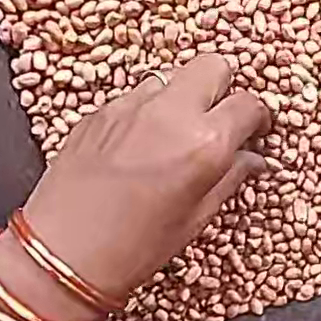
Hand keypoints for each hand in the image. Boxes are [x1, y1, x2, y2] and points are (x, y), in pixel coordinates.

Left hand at [20, 54, 270, 300]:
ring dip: (183, 97)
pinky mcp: (100, 111)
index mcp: (204, 143)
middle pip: (212, 65)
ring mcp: (130, 106)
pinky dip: (148, 110)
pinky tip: (142, 143)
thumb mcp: (197, 217)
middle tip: (220, 118)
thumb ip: (230, 178)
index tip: (255, 128)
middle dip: (223, 87)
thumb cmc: (134, 247)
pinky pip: (136, 95)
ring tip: (177, 133)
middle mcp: (170, 113)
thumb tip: (252, 159)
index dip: (258, 116)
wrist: (63, 255)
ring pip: (172, 76)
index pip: (248, 104)